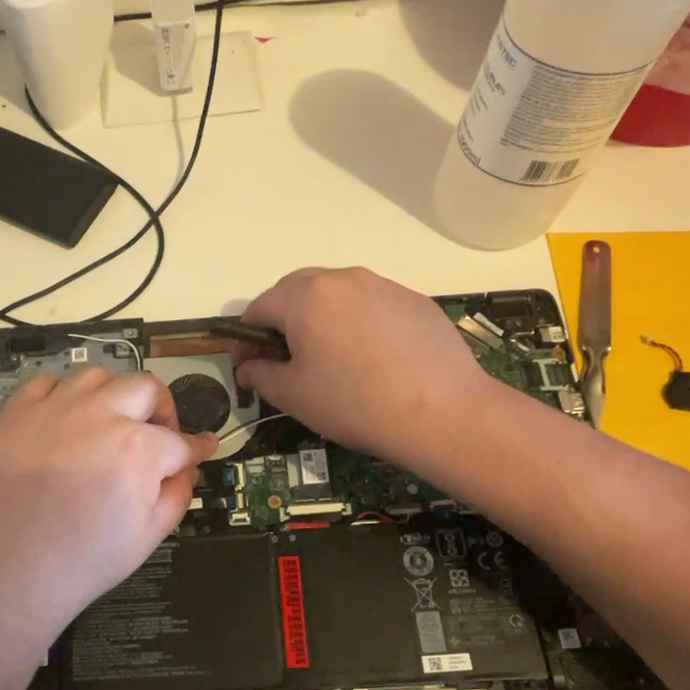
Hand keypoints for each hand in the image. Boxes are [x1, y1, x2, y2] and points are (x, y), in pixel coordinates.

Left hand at [0, 368, 217, 640]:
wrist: (7, 574)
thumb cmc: (83, 562)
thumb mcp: (149, 537)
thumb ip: (177, 494)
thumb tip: (187, 467)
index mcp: (138, 448)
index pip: (180, 440)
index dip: (196, 447)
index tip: (202, 447)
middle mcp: (99, 415)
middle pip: (145, 388)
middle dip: (162, 408)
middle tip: (159, 434)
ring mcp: (54, 409)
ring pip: (97, 375)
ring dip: (115, 394)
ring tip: (112, 420)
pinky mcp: (16, 414)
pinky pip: (46, 382)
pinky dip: (64, 393)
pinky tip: (66, 416)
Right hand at [234, 268, 506, 473]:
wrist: (441, 411)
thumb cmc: (353, 403)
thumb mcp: (294, 396)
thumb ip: (261, 375)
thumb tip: (248, 367)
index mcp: (304, 297)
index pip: (259, 307)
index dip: (247, 338)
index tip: (251, 367)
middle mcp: (342, 279)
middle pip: (297, 290)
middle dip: (284, 319)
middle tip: (289, 359)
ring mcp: (382, 285)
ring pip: (338, 294)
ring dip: (323, 317)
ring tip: (334, 358)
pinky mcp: (414, 300)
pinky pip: (373, 305)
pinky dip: (361, 323)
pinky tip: (374, 359)